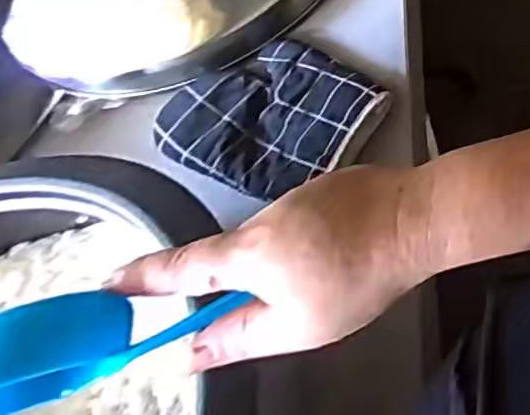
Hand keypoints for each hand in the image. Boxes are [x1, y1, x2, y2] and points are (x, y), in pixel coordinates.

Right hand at [108, 165, 425, 369]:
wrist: (420, 216)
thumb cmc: (357, 275)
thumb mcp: (294, 326)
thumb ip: (235, 337)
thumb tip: (190, 348)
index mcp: (252, 249)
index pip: (183, 265)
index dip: (143, 277)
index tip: (109, 282)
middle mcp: (273, 210)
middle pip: (236, 250)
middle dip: (241, 279)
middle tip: (272, 302)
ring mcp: (309, 189)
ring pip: (279, 233)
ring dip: (287, 258)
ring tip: (329, 276)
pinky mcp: (338, 180)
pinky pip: (310, 215)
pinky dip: (315, 236)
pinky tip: (347, 248)